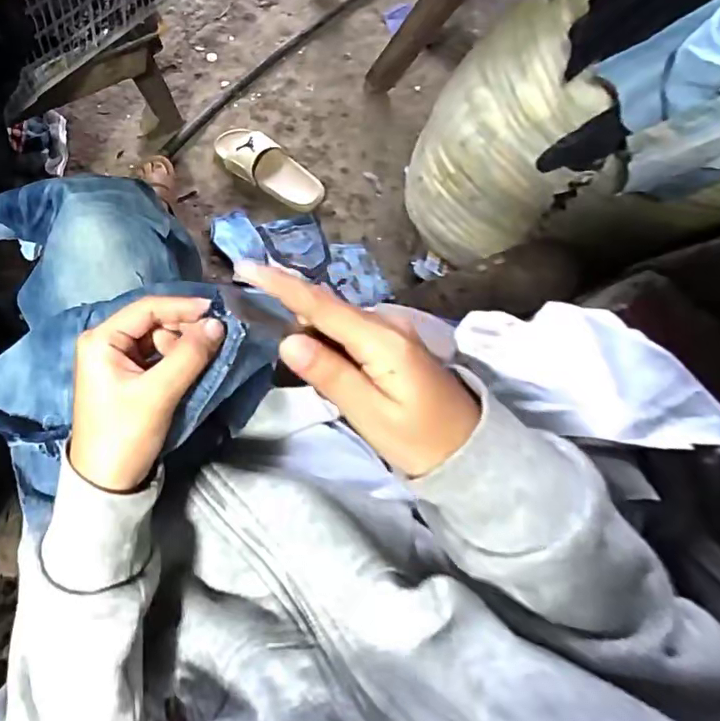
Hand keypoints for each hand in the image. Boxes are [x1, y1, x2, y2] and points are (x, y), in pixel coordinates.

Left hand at [68, 295, 225, 491]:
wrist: (106, 484)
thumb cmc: (125, 435)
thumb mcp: (158, 394)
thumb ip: (188, 356)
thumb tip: (218, 324)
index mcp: (100, 339)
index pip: (146, 308)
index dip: (182, 306)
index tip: (215, 310)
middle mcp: (104, 342)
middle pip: (153, 321)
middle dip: (184, 327)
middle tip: (216, 336)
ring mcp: (115, 359)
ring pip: (157, 338)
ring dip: (183, 343)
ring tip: (207, 354)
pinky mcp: (127, 375)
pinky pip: (157, 356)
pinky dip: (177, 357)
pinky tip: (196, 362)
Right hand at [236, 260, 477, 476]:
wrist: (473, 452)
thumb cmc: (421, 441)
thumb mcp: (371, 415)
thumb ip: (331, 374)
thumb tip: (289, 340)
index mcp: (381, 339)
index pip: (321, 305)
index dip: (281, 284)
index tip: (246, 267)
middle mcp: (387, 322)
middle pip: (326, 304)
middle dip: (286, 297)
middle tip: (247, 297)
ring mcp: (392, 329)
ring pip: (336, 315)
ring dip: (303, 316)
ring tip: (269, 318)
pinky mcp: (392, 340)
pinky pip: (348, 327)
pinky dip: (323, 330)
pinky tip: (309, 342)